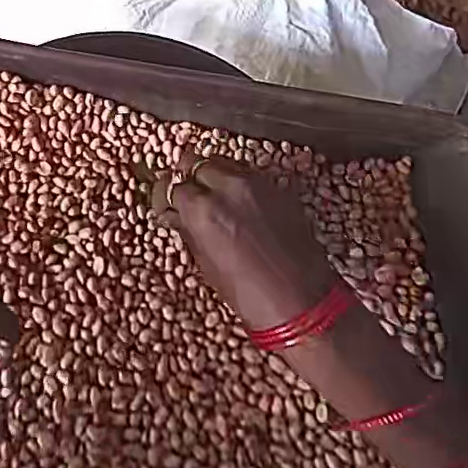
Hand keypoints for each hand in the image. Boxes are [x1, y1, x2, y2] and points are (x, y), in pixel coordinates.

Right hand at [163, 156, 338, 330]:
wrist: (303, 305)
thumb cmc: (250, 295)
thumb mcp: (206, 264)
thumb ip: (188, 229)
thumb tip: (175, 214)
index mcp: (203, 209)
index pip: (171, 185)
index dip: (164, 196)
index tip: (165, 205)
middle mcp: (228, 188)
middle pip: (195, 162)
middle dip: (187, 178)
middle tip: (186, 197)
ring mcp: (257, 185)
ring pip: (222, 163)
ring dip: (212, 176)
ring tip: (212, 199)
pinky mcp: (279, 189)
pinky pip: (247, 174)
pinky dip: (236, 183)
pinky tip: (236, 205)